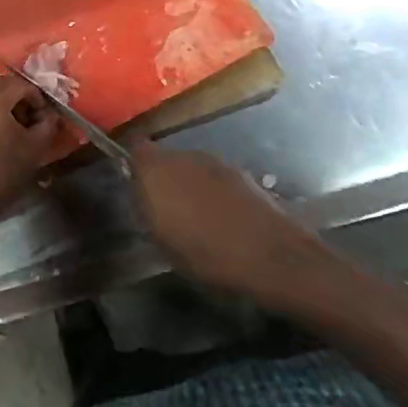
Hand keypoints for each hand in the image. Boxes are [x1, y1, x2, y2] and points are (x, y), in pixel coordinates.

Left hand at [0, 76, 59, 219]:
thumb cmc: (4, 171)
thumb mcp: (35, 147)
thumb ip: (48, 123)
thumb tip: (49, 114)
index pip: (22, 84)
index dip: (38, 97)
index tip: (45, 116)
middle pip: (4, 85)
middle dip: (21, 97)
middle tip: (33, 119)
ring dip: (7, 103)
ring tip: (18, 127)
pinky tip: (1, 133)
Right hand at [130, 144, 346, 298]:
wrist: (273, 256)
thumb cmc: (208, 255)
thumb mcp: (163, 242)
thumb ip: (147, 210)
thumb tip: (141, 193)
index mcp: (157, 169)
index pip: (135, 150)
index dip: (134, 166)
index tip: (135, 189)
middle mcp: (183, 155)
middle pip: (163, 158)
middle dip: (162, 177)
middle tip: (165, 208)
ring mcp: (214, 161)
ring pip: (190, 167)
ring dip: (188, 184)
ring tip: (195, 217)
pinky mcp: (240, 172)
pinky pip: (214, 177)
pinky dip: (213, 191)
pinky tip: (222, 220)